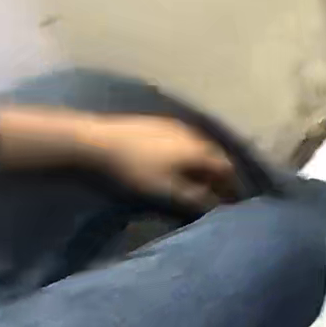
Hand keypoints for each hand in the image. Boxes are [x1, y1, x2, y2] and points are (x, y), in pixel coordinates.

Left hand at [87, 115, 238, 210]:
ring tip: (193, 174)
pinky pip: (183, 139)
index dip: (232, 185)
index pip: (228, 169)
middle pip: (216, 155)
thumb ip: (195, 198)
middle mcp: (196, 136)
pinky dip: (186, 151)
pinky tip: (173, 159)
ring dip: (201, 161)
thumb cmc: (134, 169)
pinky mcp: (158, 122)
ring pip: (199, 146)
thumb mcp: (166, 191)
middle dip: (218, 172)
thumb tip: (216, 204)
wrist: (94, 140)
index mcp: (201, 152)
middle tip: (213, 187)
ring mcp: (177, 126)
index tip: (230, 198)